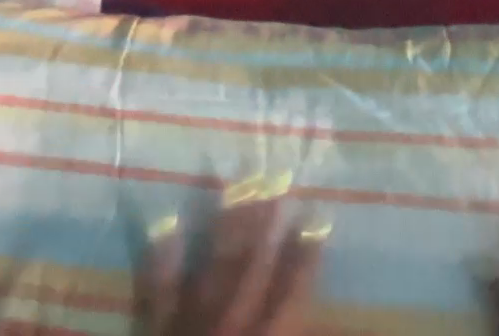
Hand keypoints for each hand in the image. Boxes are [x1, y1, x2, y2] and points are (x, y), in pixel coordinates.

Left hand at [134, 196, 323, 334]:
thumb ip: (290, 324)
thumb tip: (344, 327)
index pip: (291, 294)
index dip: (306, 257)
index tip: (318, 217)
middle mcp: (228, 325)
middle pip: (251, 265)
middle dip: (265, 222)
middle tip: (275, 177)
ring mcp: (187, 321)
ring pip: (211, 263)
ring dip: (223, 223)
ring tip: (233, 182)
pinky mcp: (154, 327)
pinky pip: (158, 285)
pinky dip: (162, 253)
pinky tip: (168, 219)